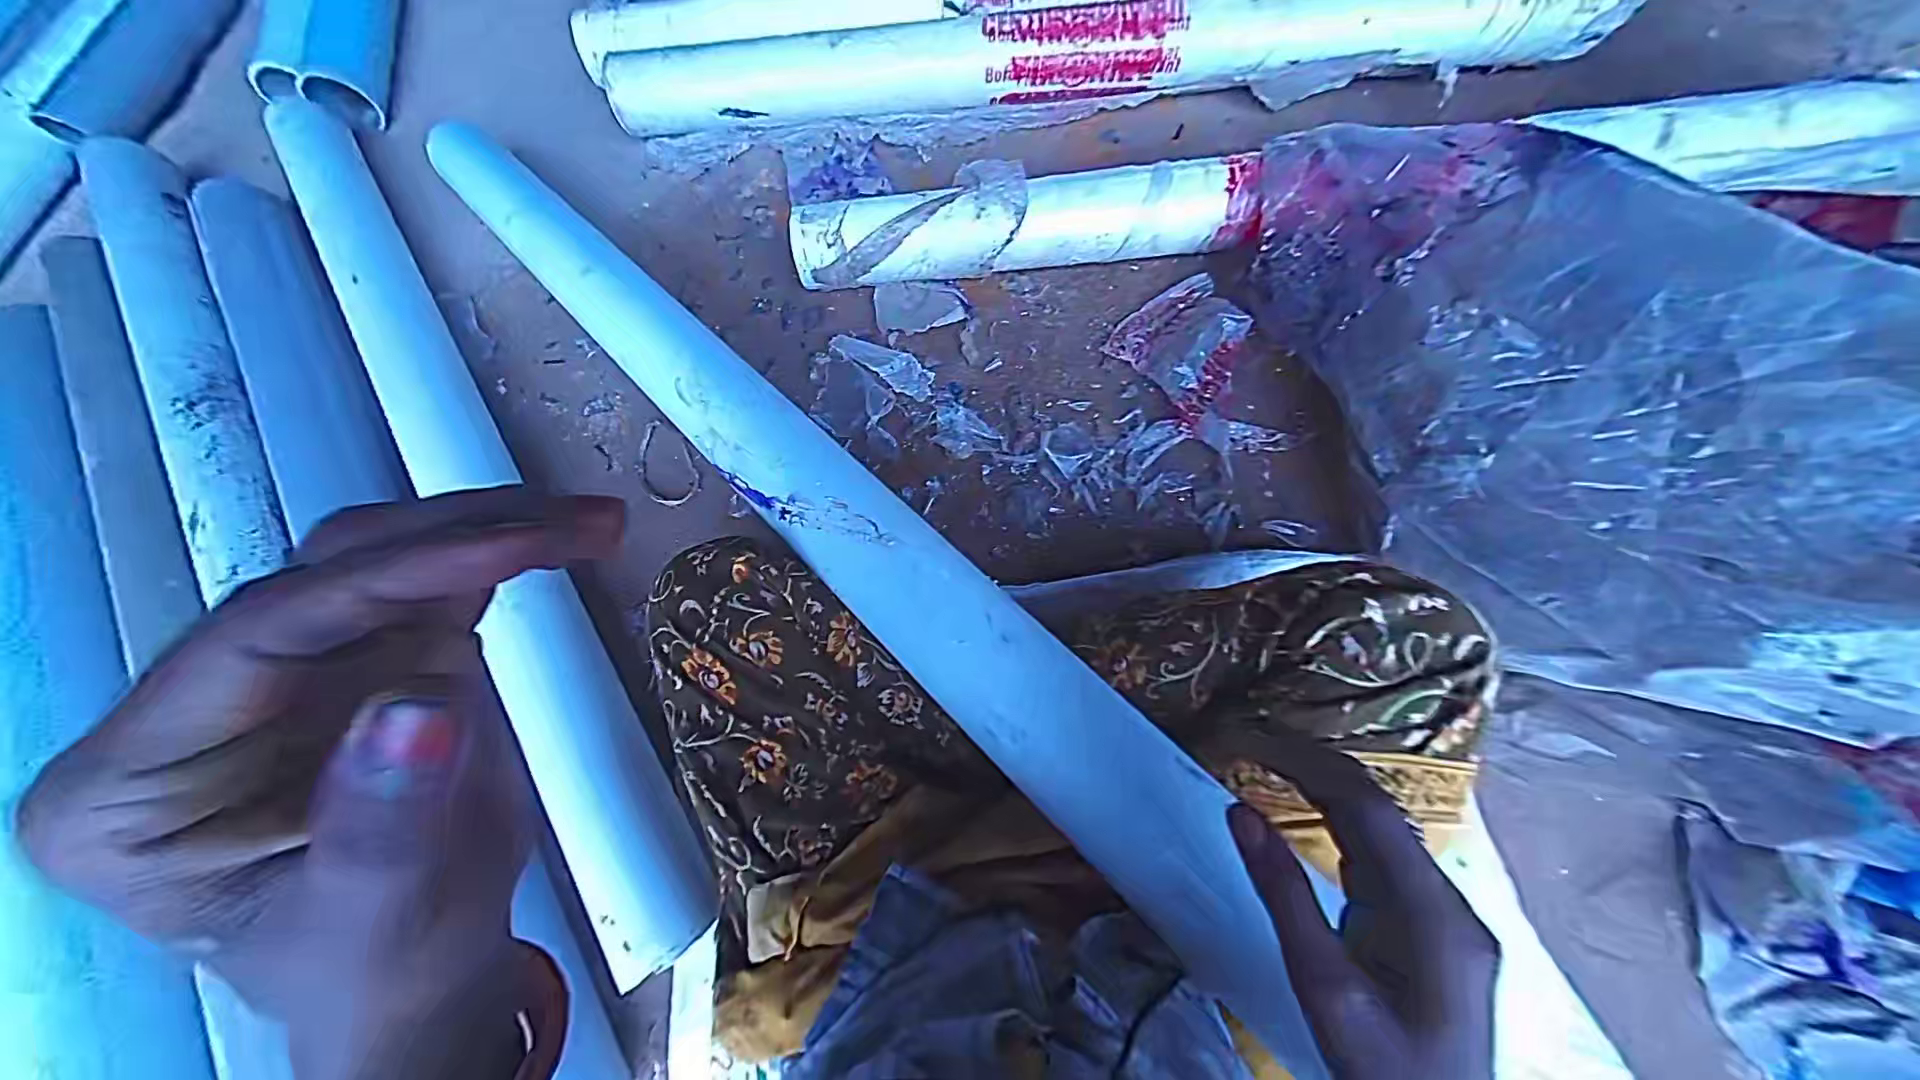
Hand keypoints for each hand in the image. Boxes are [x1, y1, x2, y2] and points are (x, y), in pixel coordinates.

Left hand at [16, 488, 623, 1079]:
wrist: (428, 970)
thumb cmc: (383, 965)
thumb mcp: (379, 915)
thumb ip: (383, 815)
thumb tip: (427, 697)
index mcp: (143, 775)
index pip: (266, 632)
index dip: (396, 576)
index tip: (522, 551)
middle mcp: (217, 700)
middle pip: (331, 573)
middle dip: (465, 534)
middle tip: (583, 521)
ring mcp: (308, 672)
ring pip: (392, 557)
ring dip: (497, 527)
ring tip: (591, 521)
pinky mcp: (385, 658)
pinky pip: (443, 583)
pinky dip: (510, 555)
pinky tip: (566, 541)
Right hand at [1228, 738, 1497, 1079]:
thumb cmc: (1381, 1070)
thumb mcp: (1323, 986)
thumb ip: (1283, 893)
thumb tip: (1239, 811)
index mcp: (1435, 914)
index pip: (1367, 809)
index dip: (1307, 764)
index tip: (1250, 742)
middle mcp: (1447, 901)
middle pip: (1378, 809)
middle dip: (1313, 766)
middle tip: (1250, 743)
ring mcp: (1440, 912)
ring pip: (1377, 825)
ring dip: (1321, 786)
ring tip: (1265, 760)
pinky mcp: (1424, 923)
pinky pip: (1375, 852)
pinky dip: (1332, 818)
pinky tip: (1302, 804)